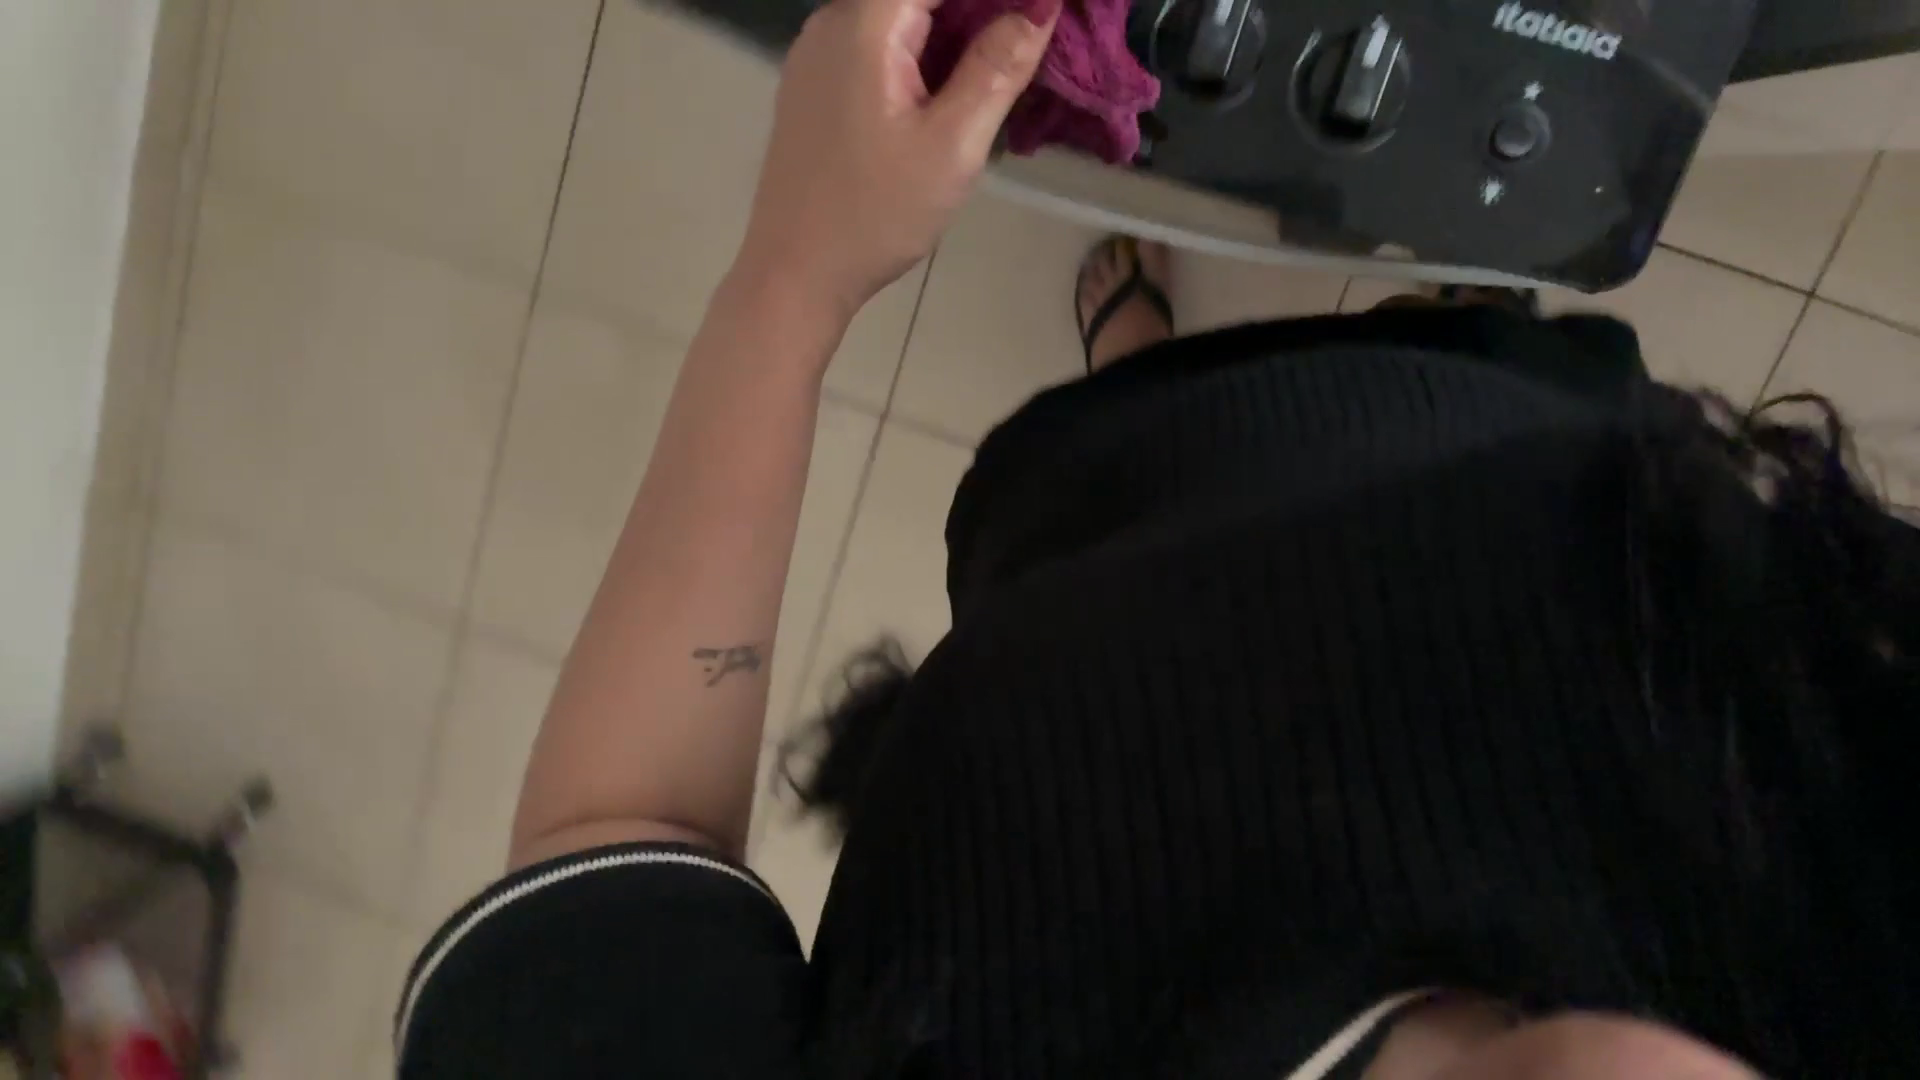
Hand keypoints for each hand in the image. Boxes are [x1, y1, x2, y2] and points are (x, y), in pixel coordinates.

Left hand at [733, 0, 1058, 323]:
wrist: (796, 272)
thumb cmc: (876, 215)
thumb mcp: (951, 147)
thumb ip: (997, 70)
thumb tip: (1041, 8)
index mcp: (868, 21)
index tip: (1036, 20)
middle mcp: (834, 20)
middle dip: (977, 14)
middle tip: (1020, 53)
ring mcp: (815, 54)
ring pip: (897, 19)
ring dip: (949, 38)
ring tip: (990, 78)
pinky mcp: (812, 89)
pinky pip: (873, 49)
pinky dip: (917, 59)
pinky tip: (941, 100)